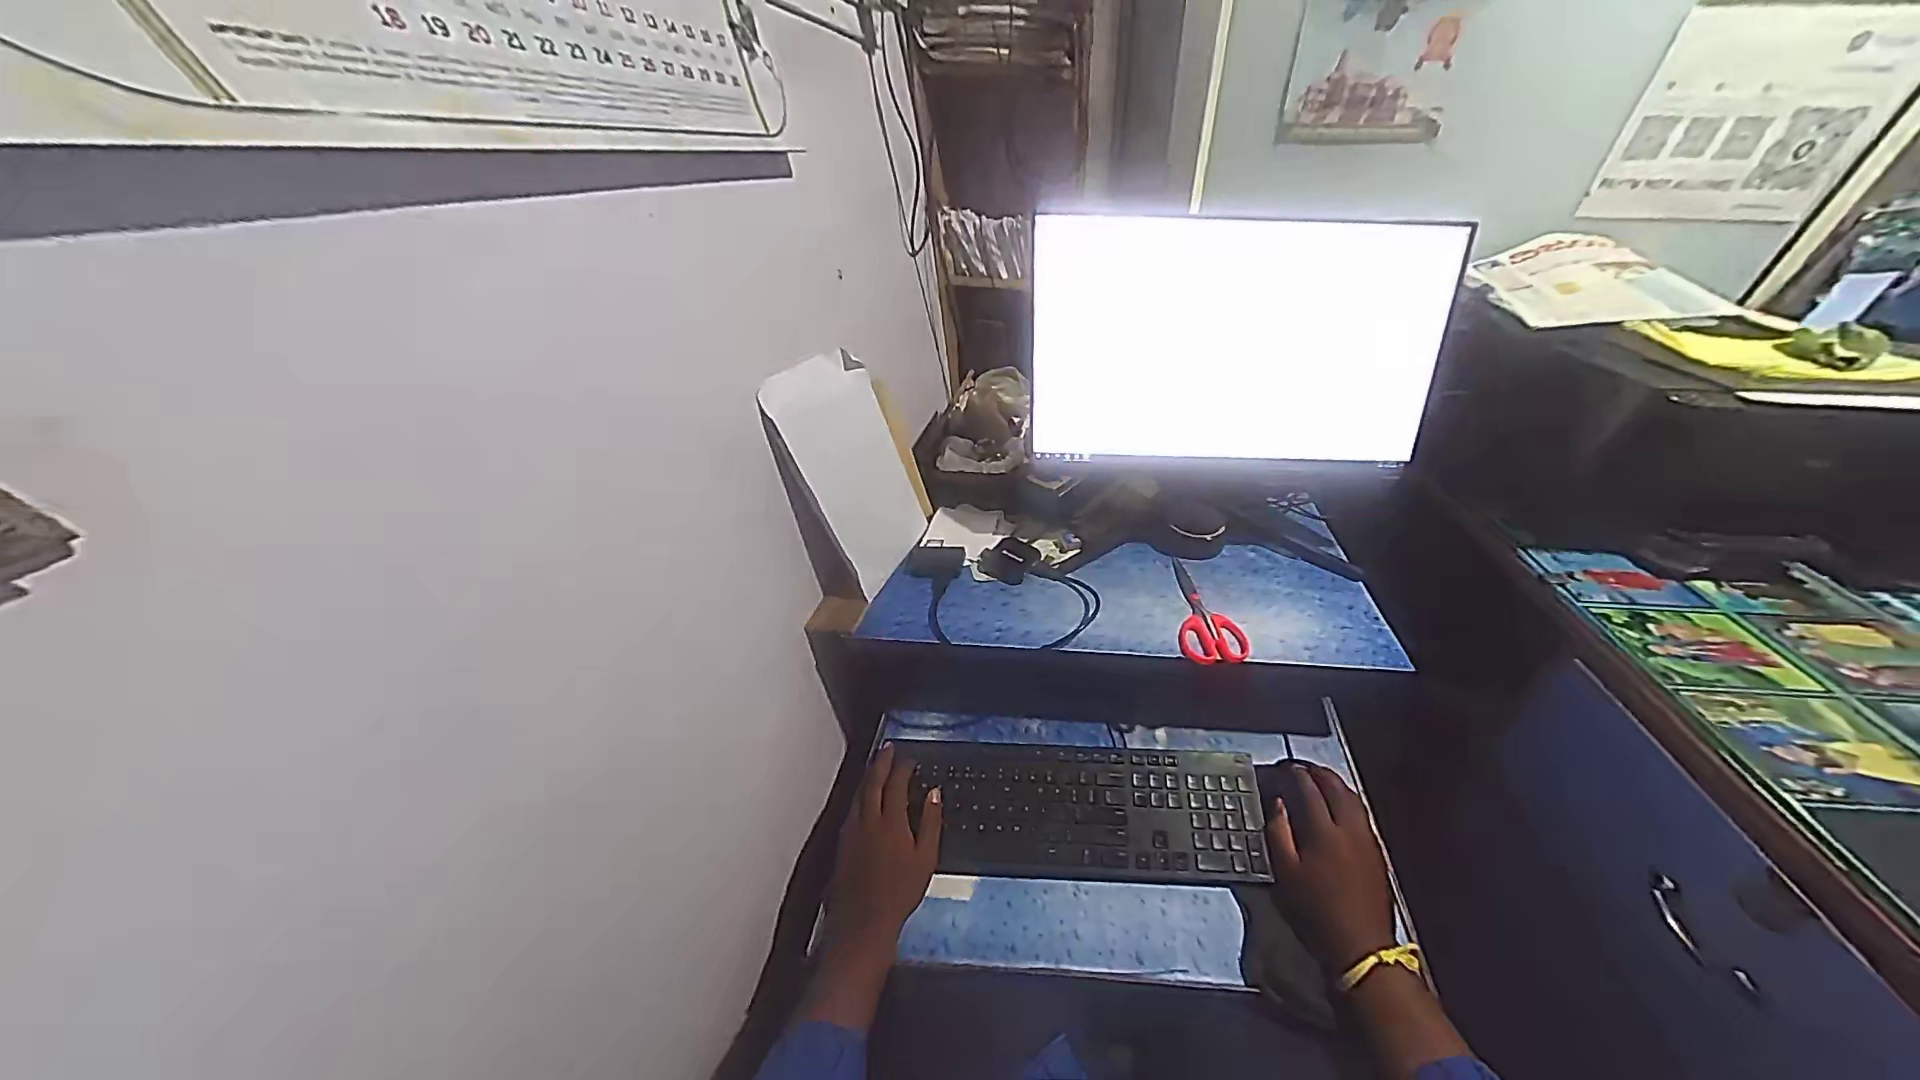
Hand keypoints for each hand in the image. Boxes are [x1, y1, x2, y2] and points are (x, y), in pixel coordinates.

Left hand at [802, 745, 941, 1031]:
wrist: (863, 922)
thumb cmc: (899, 893)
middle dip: (881, 762)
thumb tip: (933, 794)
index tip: (910, 759)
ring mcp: (852, 831)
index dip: (903, 768)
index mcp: (891, 822)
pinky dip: (861, 794)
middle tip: (889, 749)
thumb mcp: (925, 858)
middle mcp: (868, 821)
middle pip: (873, 782)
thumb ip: (930, 822)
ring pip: (859, 793)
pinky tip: (864, 798)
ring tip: (877, 766)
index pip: (896, 784)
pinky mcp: (843, 842)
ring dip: (869, 775)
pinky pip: (852, 807)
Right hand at [1266, 762, 1395, 970]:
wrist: (1360, 946)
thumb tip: (1277, 804)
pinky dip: (1347, 799)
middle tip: (1301, 767)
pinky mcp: (1376, 852)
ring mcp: (1367, 840)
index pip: (1309, 790)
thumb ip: (1278, 832)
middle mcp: (1349, 829)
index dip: (1295, 774)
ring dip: (1335, 783)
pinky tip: (1338, 805)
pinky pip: (1361, 814)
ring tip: (1320, 778)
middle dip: (1318, 773)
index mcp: (1323, 832)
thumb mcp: (1284, 871)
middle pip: (1336, 788)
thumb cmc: (1314, 910)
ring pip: (1353, 799)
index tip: (1284, 767)